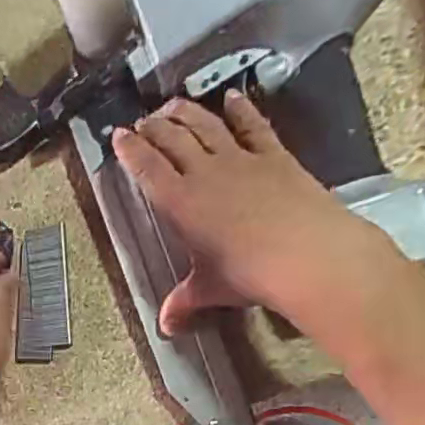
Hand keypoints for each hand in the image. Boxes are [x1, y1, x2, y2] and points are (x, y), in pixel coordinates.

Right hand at [112, 91, 406, 337]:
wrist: (305, 254)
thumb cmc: (249, 274)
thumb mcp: (211, 289)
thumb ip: (185, 301)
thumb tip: (166, 327)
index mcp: (180, 203)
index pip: (147, 168)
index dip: (130, 149)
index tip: (119, 136)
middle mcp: (205, 172)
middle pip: (172, 138)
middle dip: (153, 127)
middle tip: (143, 122)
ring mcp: (240, 159)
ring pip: (205, 124)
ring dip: (186, 112)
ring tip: (172, 106)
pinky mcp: (273, 154)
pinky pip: (252, 125)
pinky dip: (240, 109)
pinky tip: (232, 97)